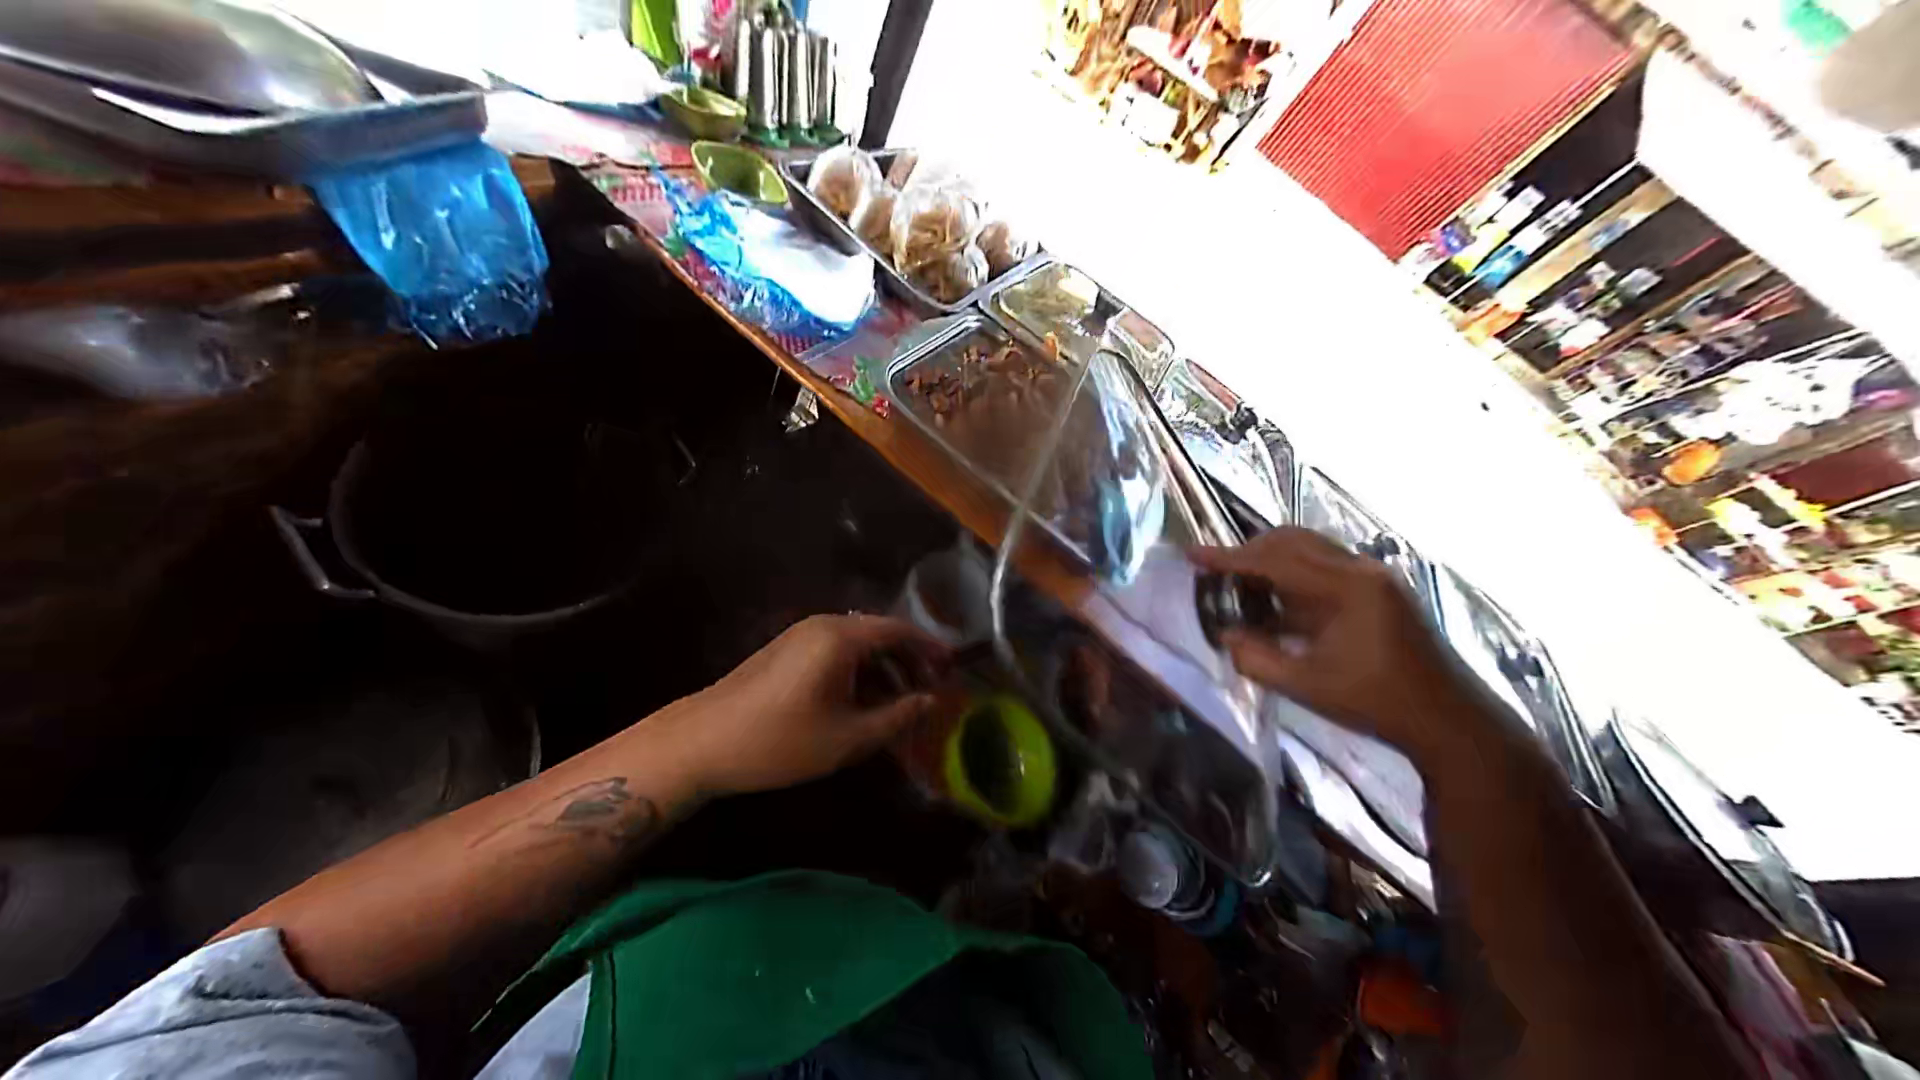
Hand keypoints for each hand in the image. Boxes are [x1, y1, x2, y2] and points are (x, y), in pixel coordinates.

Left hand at [663, 614, 948, 796]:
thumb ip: (898, 716)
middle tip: (931, 690)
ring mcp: (800, 635)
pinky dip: (858, 671)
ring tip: (900, 703)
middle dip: (909, 660)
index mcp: (841, 638)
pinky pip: (835, 652)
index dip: (930, 650)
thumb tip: (932, 701)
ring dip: (884, 669)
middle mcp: (823, 625)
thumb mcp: (849, 737)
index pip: (899, 630)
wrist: (702, 742)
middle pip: (879, 633)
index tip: (952, 671)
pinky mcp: (786, 650)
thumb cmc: (781, 741)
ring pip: (857, 644)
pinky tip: (862, 702)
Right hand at [1191, 527, 1492, 764]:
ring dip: (1270, 562)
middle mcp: (1362, 569)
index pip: (1275, 560)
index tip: (1193, 554)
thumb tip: (1225, 634)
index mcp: (1348, 588)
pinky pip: (1323, 567)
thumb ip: (1256, 659)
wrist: (1450, 720)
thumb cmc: (1377, 703)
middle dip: (1248, 552)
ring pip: (1308, 550)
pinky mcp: (1378, 590)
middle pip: (1292, 541)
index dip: (1229, 557)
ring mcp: (1374, 577)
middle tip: (1216, 573)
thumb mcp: (1307, 686)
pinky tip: (1275, 606)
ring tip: (1241, 589)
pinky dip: (1292, 577)